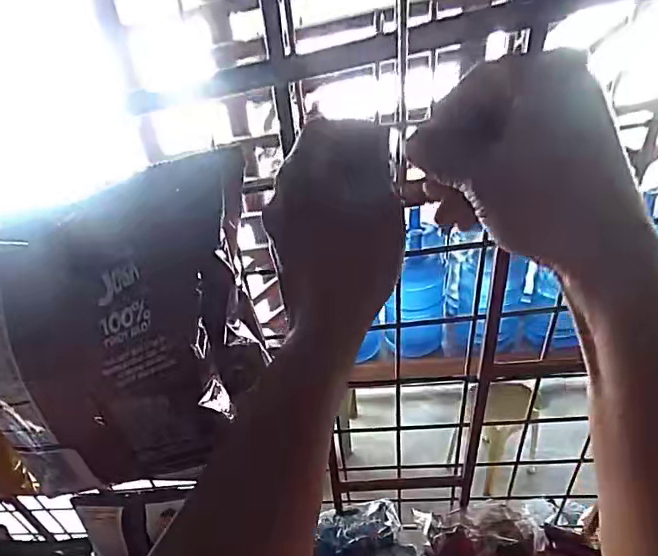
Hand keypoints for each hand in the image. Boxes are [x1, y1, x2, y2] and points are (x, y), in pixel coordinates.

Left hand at [262, 118, 402, 339]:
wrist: (326, 325)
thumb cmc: (359, 268)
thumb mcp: (381, 206)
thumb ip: (373, 164)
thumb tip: (372, 142)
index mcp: (303, 174)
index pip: (324, 128)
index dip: (355, 132)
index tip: (380, 146)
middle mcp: (281, 194)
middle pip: (312, 156)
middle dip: (345, 159)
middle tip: (377, 174)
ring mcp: (276, 222)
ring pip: (307, 187)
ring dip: (335, 187)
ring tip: (367, 204)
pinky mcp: (279, 247)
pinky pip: (302, 215)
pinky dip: (324, 213)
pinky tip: (348, 231)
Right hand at [408, 49, 655, 282]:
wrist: (601, 243)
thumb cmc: (542, 203)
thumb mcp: (477, 178)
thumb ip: (440, 156)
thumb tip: (413, 145)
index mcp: (544, 75)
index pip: (474, 86)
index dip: (439, 124)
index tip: (418, 158)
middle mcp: (563, 86)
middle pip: (486, 118)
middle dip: (452, 163)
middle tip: (431, 194)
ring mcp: (571, 119)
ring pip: (500, 145)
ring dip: (466, 182)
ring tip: (447, 216)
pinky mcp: (575, 153)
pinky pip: (521, 159)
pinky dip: (492, 186)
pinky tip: (470, 217)